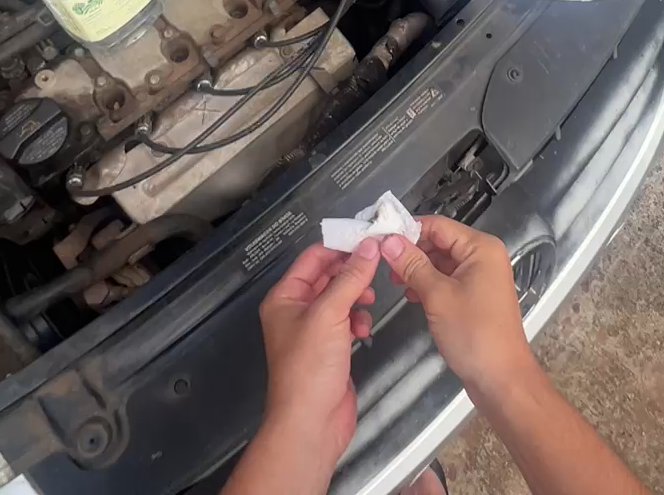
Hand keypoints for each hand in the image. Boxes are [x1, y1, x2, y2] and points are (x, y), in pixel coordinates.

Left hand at [254, 239, 379, 469]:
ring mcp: (314, 330)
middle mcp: (297, 310)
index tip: (368, 238)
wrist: (311, 424)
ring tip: (369, 299)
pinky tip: (363, 327)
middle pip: (329, 276)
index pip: (314, 257)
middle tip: (377, 264)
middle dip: (352, 271)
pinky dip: (358, 318)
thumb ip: (351, 277)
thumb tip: (369, 246)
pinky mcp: (330, 347)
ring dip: (357, 295)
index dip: (340, 246)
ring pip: (340, 296)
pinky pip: (347, 319)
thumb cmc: (308, 369)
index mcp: (285, 297)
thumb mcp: (330, 314)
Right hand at [379, 217, 537, 399]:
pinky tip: (411, 294)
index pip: (438, 225)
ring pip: (442, 261)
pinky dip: (429, 283)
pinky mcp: (476, 296)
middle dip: (412, 251)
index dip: (408, 230)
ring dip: (418, 268)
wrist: (502, 381)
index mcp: (481, 247)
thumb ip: (412, 265)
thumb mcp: (437, 296)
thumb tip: (388, 240)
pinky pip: (448, 279)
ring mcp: (481, 277)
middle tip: (383, 262)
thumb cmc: (474, 333)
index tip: (380, 238)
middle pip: (440, 241)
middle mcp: (483, 256)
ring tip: (394, 279)